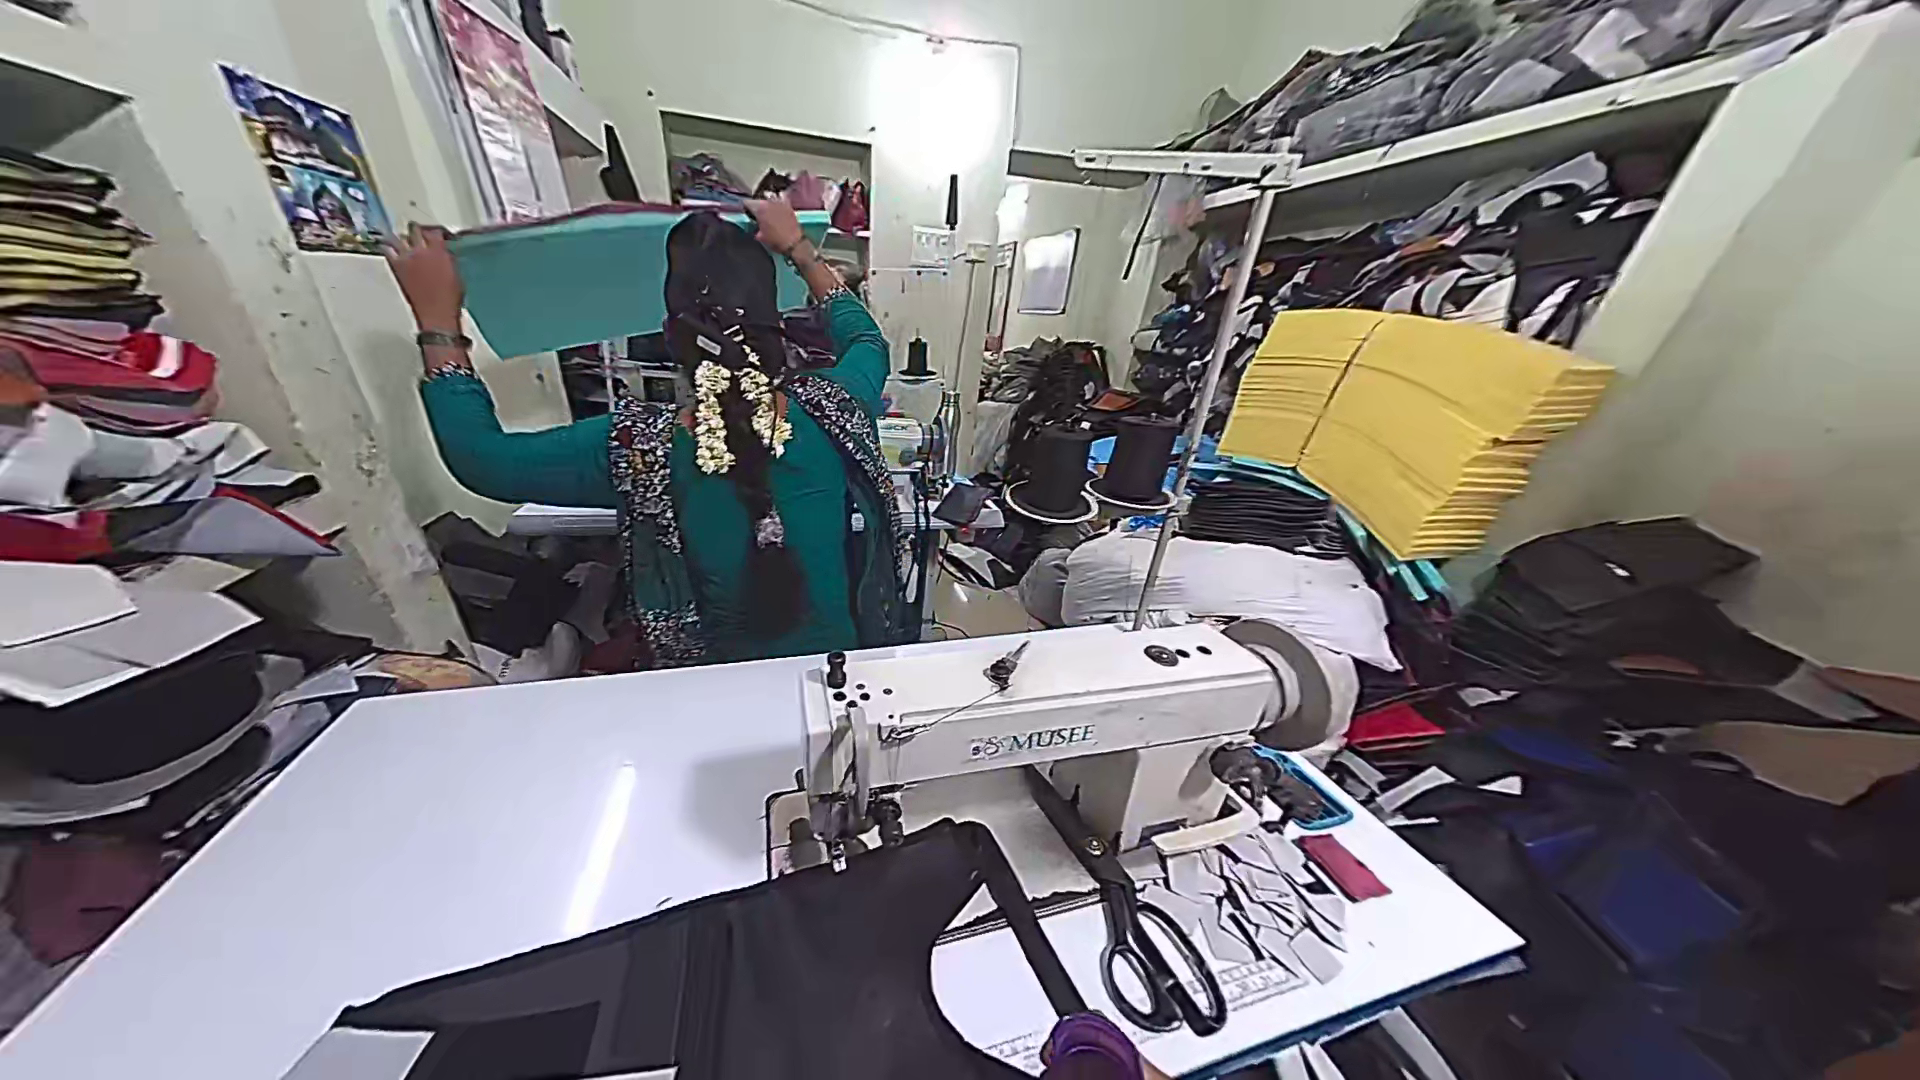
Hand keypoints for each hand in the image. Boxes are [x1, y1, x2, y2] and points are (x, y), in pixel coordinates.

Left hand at [386, 222, 463, 333]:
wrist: (436, 314)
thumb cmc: (452, 299)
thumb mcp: (457, 277)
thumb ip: (449, 260)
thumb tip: (444, 252)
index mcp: (440, 253)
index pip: (436, 231)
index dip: (438, 231)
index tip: (442, 235)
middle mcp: (420, 250)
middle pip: (415, 229)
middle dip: (420, 230)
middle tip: (424, 235)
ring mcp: (405, 256)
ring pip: (399, 236)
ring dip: (404, 237)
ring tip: (408, 242)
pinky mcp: (395, 264)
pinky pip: (386, 248)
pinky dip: (390, 246)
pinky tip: (394, 249)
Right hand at [746, 198, 805, 256]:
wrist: (794, 243)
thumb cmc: (775, 241)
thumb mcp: (760, 237)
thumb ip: (756, 228)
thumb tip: (756, 226)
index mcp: (758, 209)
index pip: (747, 203)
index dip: (746, 208)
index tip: (747, 212)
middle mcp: (767, 202)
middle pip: (758, 200)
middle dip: (757, 206)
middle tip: (759, 214)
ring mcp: (779, 202)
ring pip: (769, 197)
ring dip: (768, 202)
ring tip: (769, 209)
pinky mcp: (788, 204)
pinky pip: (782, 196)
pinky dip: (779, 198)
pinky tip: (779, 204)